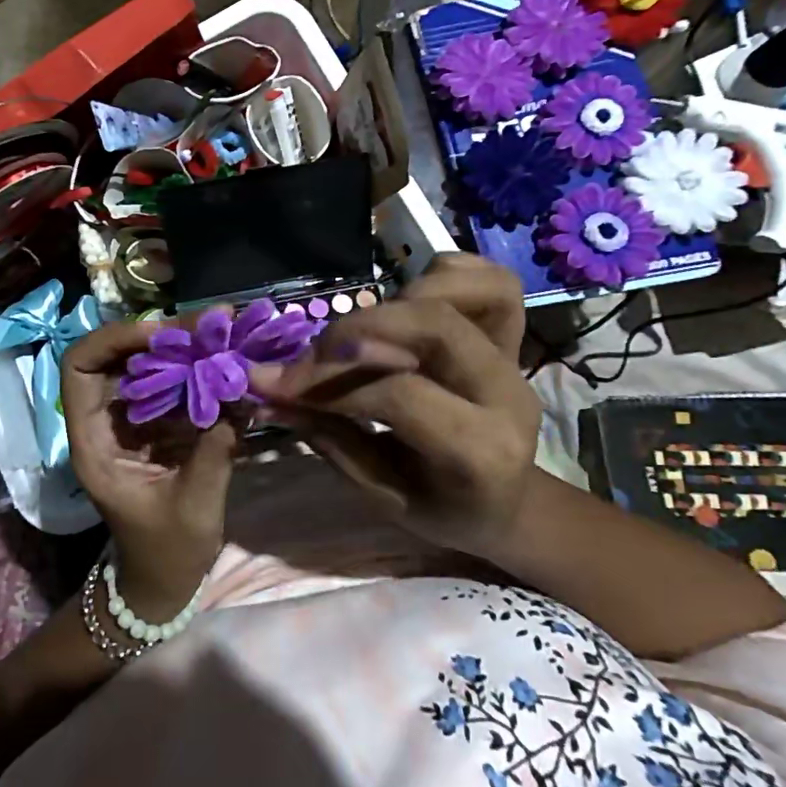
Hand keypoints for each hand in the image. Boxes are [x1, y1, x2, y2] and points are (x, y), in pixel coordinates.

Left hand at [62, 321, 234, 618]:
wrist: (164, 580)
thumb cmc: (167, 551)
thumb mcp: (194, 504)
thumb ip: (216, 449)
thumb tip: (241, 394)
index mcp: (95, 442)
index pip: (81, 368)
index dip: (116, 340)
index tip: (165, 334)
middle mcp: (110, 423)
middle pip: (122, 358)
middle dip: (165, 335)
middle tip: (214, 323)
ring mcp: (137, 423)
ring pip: (152, 367)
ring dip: (189, 349)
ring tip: (228, 335)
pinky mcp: (163, 428)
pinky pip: (178, 386)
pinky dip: (204, 372)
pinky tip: (232, 364)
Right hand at [252, 255, 543, 557]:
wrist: (507, 502)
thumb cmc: (442, 509)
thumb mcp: (383, 495)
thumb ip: (330, 437)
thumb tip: (267, 391)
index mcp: (481, 452)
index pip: (401, 394)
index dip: (333, 383)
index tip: (278, 386)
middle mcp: (507, 394)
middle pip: (434, 325)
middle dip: (358, 329)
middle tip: (314, 355)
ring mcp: (516, 357)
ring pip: (464, 290)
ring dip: (398, 298)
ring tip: (364, 334)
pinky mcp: (518, 333)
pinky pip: (487, 279)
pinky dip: (440, 277)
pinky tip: (405, 304)